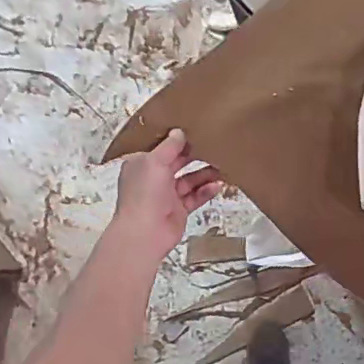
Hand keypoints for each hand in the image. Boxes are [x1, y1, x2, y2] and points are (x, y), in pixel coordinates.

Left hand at [110, 129, 223, 258]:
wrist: (145, 233)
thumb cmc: (144, 195)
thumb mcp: (155, 162)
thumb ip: (169, 146)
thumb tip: (178, 133)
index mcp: (141, 164)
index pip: (160, 148)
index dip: (176, 140)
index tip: (194, 130)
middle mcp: (153, 179)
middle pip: (177, 163)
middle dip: (194, 156)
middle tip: (213, 146)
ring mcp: (166, 195)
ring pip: (189, 180)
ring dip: (205, 174)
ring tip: (222, 166)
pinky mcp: (178, 210)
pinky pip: (195, 197)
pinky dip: (206, 191)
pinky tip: (218, 185)